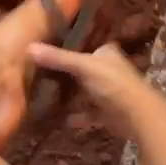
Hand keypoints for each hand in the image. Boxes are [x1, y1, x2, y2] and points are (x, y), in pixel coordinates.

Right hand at [28, 42, 165, 137]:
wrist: (137, 116)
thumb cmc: (113, 83)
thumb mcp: (82, 66)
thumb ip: (57, 58)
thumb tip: (28, 46)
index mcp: (106, 53)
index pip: (84, 46)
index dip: (67, 47)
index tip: (44, 51)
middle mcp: (107, 70)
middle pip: (81, 69)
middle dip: (63, 73)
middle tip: (37, 74)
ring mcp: (108, 92)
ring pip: (83, 91)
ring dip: (68, 94)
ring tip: (42, 94)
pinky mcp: (107, 112)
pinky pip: (86, 113)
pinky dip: (74, 116)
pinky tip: (57, 118)